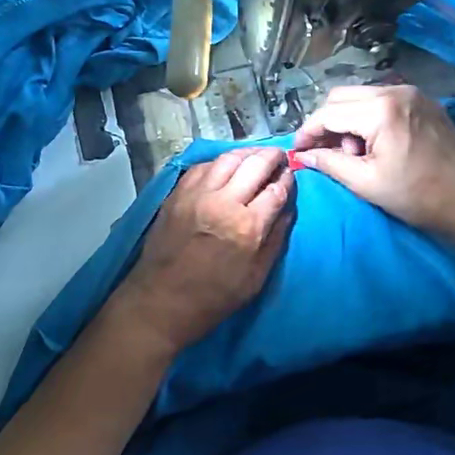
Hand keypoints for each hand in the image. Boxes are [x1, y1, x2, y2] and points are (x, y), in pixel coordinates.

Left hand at [111, 146, 295, 353]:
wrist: (161, 300)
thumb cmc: (214, 297)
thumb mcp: (256, 277)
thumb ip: (275, 239)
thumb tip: (288, 209)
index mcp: (247, 226)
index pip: (277, 190)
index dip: (288, 179)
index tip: (292, 174)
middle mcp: (223, 202)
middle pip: (254, 165)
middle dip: (272, 157)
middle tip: (280, 156)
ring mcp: (197, 194)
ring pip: (227, 159)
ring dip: (246, 153)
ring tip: (256, 155)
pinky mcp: (177, 194)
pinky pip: (203, 167)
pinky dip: (219, 162)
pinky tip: (227, 166)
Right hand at [292, 85, 454, 231]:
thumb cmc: (415, 194)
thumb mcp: (364, 182)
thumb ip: (329, 162)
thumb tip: (303, 155)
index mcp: (380, 110)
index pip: (328, 113)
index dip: (308, 132)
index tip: (298, 152)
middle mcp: (395, 91)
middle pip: (341, 96)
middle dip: (326, 122)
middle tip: (326, 152)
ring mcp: (412, 93)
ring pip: (360, 95)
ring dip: (346, 119)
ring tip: (354, 151)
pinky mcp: (423, 101)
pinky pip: (381, 99)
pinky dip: (367, 116)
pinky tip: (373, 143)